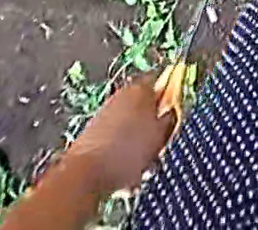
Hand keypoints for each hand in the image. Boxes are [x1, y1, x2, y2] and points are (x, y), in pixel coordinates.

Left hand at [63, 72, 174, 193]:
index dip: (171, 97)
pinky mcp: (91, 135)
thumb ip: (171, 117)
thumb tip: (172, 111)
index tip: (175, 114)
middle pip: (146, 104)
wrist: (82, 176)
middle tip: (158, 144)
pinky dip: (120, 151)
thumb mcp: (161, 134)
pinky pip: (114, 139)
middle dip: (152, 124)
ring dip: (136, 142)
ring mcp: (104, 114)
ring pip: (130, 125)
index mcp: (141, 87)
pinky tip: (123, 170)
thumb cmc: (127, 151)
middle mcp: (121, 95)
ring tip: (139, 164)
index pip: (163, 80)